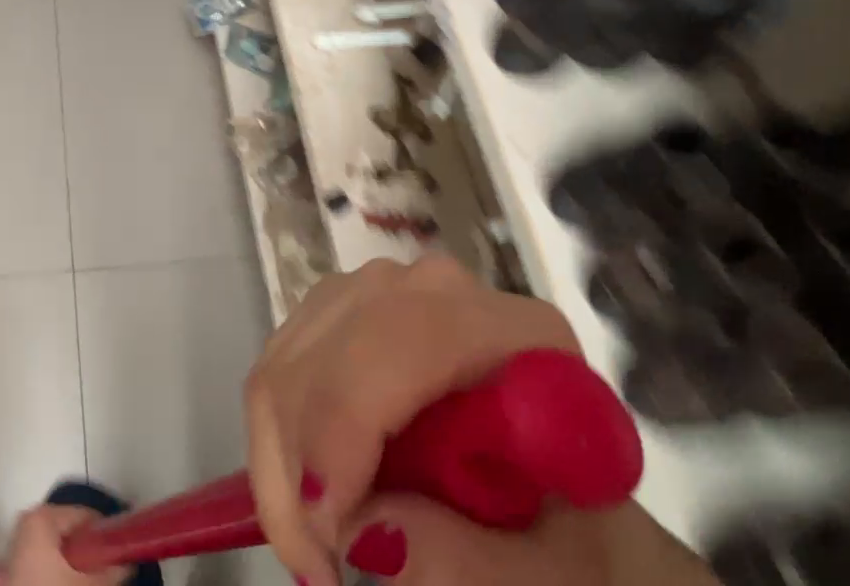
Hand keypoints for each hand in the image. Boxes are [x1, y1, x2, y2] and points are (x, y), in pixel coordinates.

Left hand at [1, 505, 127, 585]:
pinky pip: (46, 554)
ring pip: (58, 543)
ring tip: (89, 577)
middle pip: (71, 528)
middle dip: (90, 547)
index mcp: (43, 518)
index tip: (122, 552)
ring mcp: (18, 541)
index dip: (107, 533)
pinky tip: (69, 580)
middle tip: (107, 568)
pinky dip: (60, 565)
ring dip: (75, 559)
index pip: (86, 515)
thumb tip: (128, 566)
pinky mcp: (14, 562)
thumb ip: (112, 573)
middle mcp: (28, 520)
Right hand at [244, 256, 603, 585]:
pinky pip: (277, 369)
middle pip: (333, 349)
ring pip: (289, 360)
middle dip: (304, 460)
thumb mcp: (552, 577)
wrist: (562, 517)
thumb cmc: (574, 546)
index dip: (347, 424)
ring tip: (311, 544)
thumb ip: (470, 563)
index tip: (330, 533)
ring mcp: (378, 297)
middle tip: (314, 566)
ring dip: (281, 458)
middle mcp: (438, 291)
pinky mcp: (337, 320)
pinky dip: (275, 443)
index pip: (403, 339)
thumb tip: (359, 533)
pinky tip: (305, 498)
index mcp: (517, 333)